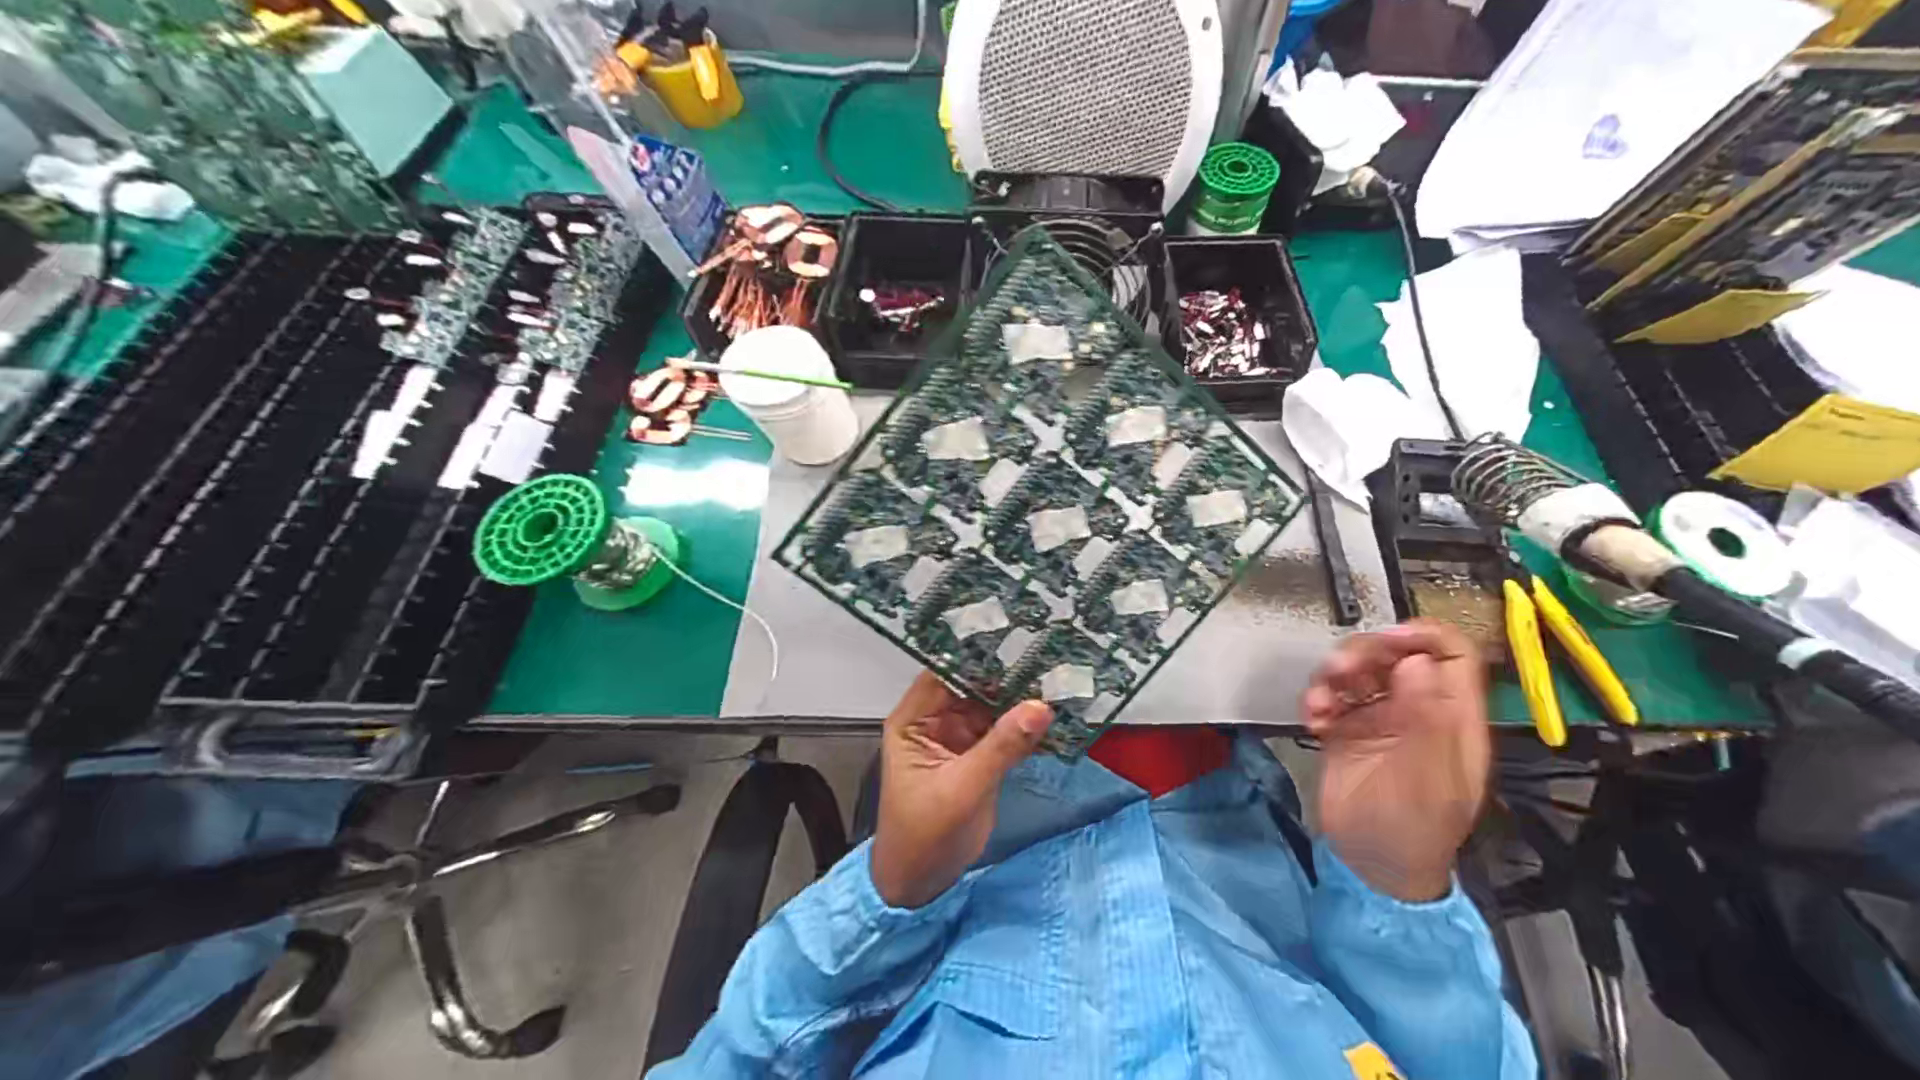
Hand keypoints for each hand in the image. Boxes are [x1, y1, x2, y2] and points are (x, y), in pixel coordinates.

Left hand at [869, 672, 1052, 907]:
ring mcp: (958, 736)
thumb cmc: (924, 836)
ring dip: (1021, 698)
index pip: (945, 673)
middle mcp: (934, 720)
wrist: (922, 883)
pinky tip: (1055, 714)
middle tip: (1050, 660)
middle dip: (1007, 676)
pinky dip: (1026, 725)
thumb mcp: (963, 789)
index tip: (1017, 643)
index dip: (978, 657)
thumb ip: (1001, 747)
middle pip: (972, 685)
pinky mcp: (978, 754)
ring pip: (992, 705)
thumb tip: (1040, 706)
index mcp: (914, 720)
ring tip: (1060, 679)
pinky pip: (1004, 730)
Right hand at [1303, 620, 1489, 901]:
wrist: (1371, 865)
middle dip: (1364, 653)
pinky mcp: (1345, 728)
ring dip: (1333, 675)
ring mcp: (1379, 717)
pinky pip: (1330, 695)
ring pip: (1358, 670)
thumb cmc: (1411, 829)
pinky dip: (1317, 698)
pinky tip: (1312, 719)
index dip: (1425, 636)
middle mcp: (1416, 709)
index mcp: (1451, 717)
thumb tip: (1416, 663)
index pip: (1452, 655)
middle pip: (1395, 654)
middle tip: (1338, 671)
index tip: (1389, 638)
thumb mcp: (1427, 778)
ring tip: (1319, 701)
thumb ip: (1426, 719)